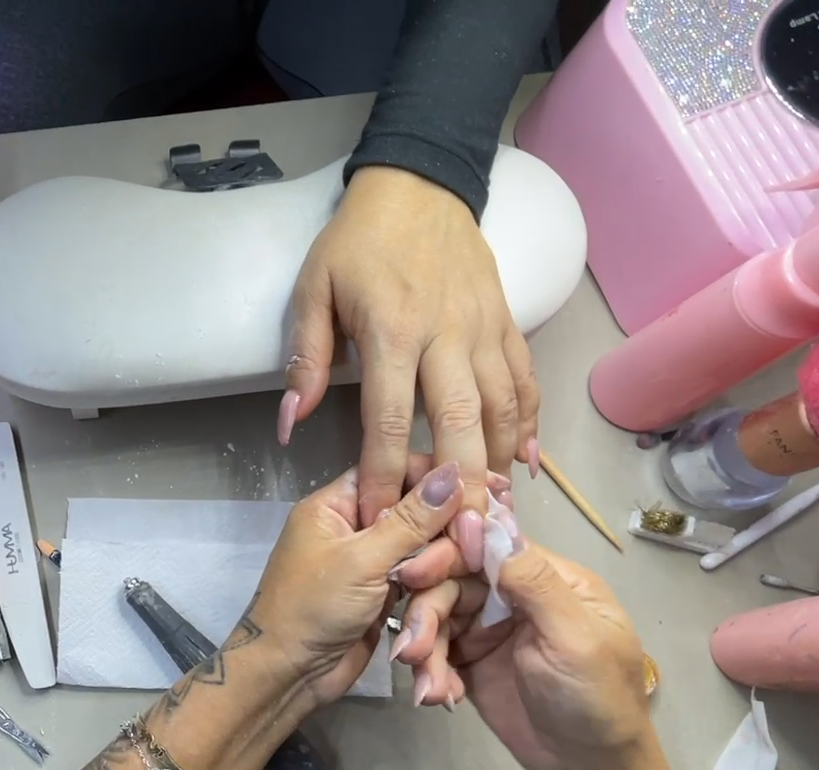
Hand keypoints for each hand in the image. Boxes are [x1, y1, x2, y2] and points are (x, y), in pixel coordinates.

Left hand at [245, 461, 464, 705]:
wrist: (289, 673)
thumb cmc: (312, 608)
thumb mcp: (361, 559)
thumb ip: (411, 519)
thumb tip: (452, 471)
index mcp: (334, 505)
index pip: (393, 471)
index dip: (437, 478)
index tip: (483, 489)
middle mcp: (354, 527)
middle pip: (418, 512)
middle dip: (439, 535)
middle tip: (451, 555)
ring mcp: (371, 562)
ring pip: (426, 549)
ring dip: (437, 568)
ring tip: (433, 588)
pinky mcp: (385, 593)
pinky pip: (423, 579)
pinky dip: (435, 589)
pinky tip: (452, 594)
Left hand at [281, 166, 539, 544]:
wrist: (418, 185)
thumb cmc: (355, 245)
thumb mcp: (312, 293)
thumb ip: (304, 360)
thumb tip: (289, 423)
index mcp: (390, 333)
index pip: (388, 420)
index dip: (386, 476)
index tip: (381, 520)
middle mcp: (445, 336)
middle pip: (459, 423)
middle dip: (456, 486)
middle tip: (454, 535)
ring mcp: (485, 328)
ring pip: (502, 406)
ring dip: (498, 463)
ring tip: (490, 511)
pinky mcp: (508, 321)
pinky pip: (525, 379)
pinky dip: (529, 422)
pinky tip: (526, 460)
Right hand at [397, 534, 654, 769]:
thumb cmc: (595, 699)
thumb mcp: (574, 638)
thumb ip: (533, 582)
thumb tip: (495, 522)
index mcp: (546, 578)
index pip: (487, 547)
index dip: (446, 555)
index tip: (413, 573)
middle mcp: (511, 594)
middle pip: (449, 581)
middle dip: (426, 615)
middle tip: (411, 650)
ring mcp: (485, 625)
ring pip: (433, 616)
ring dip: (424, 650)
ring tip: (428, 687)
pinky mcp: (465, 656)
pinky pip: (432, 649)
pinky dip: (429, 672)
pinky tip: (438, 697)